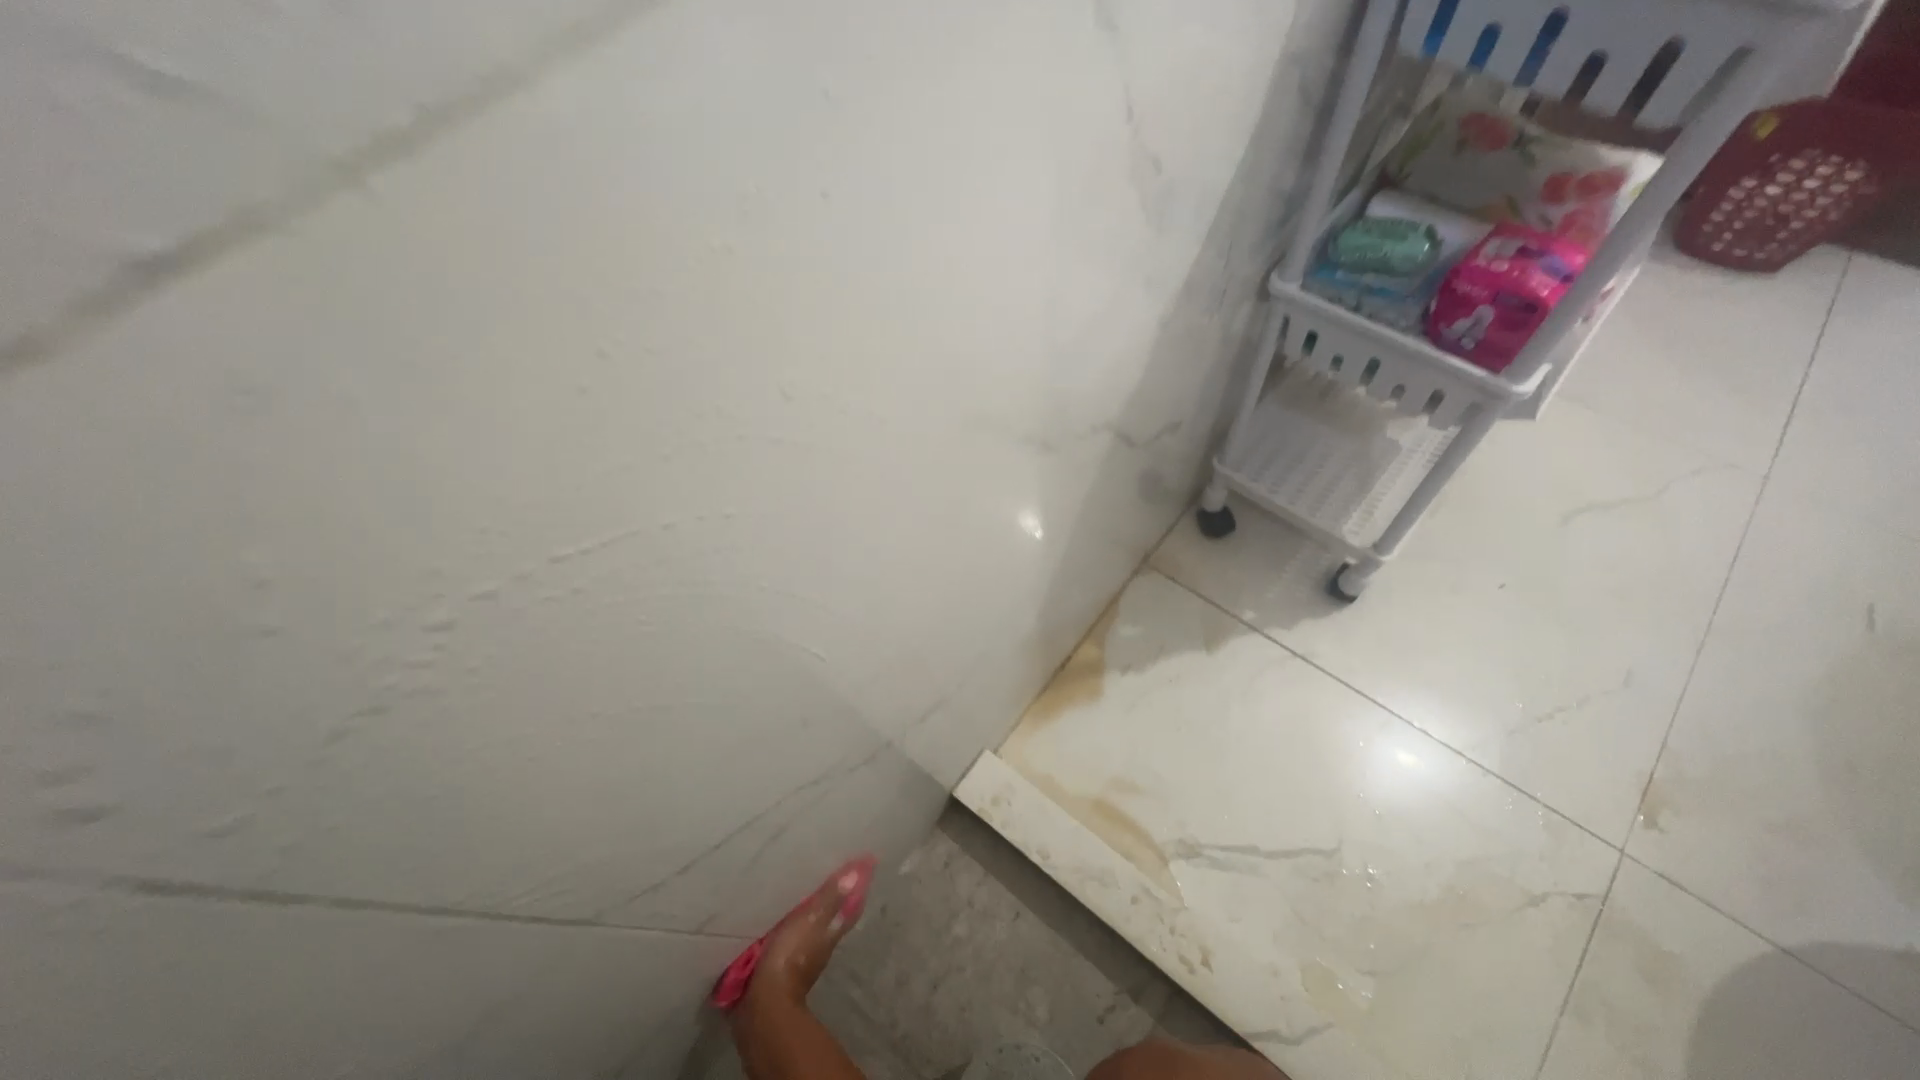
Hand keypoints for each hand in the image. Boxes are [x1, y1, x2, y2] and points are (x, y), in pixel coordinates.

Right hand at [746, 857, 873, 1006]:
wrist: (764, 1003)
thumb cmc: (789, 957)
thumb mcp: (810, 921)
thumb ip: (830, 897)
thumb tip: (858, 871)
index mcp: (830, 933)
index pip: (850, 908)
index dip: (856, 890)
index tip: (862, 867)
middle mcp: (822, 946)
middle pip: (834, 919)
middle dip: (836, 900)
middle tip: (835, 876)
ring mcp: (803, 959)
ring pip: (814, 930)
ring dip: (814, 914)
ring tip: (806, 893)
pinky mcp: (782, 968)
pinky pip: (792, 940)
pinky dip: (792, 928)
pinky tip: (782, 921)